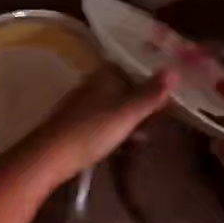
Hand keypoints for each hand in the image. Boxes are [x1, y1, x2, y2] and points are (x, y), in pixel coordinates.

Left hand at [14, 68, 175, 185]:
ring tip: (149, 132)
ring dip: (133, 116)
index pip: (133, 65)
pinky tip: (127, 143)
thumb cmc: (92, 131)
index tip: (170, 88)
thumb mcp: (127, 113)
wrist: (49, 157)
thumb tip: (174, 70)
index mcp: (105, 75)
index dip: (152, 75)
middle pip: (125, 85)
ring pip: (116, 104)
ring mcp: (83, 104)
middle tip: (165, 113)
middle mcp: (93, 84)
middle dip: (144, 98)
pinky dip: (119, 128)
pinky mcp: (76, 123)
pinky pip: (105, 120)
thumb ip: (150, 94)